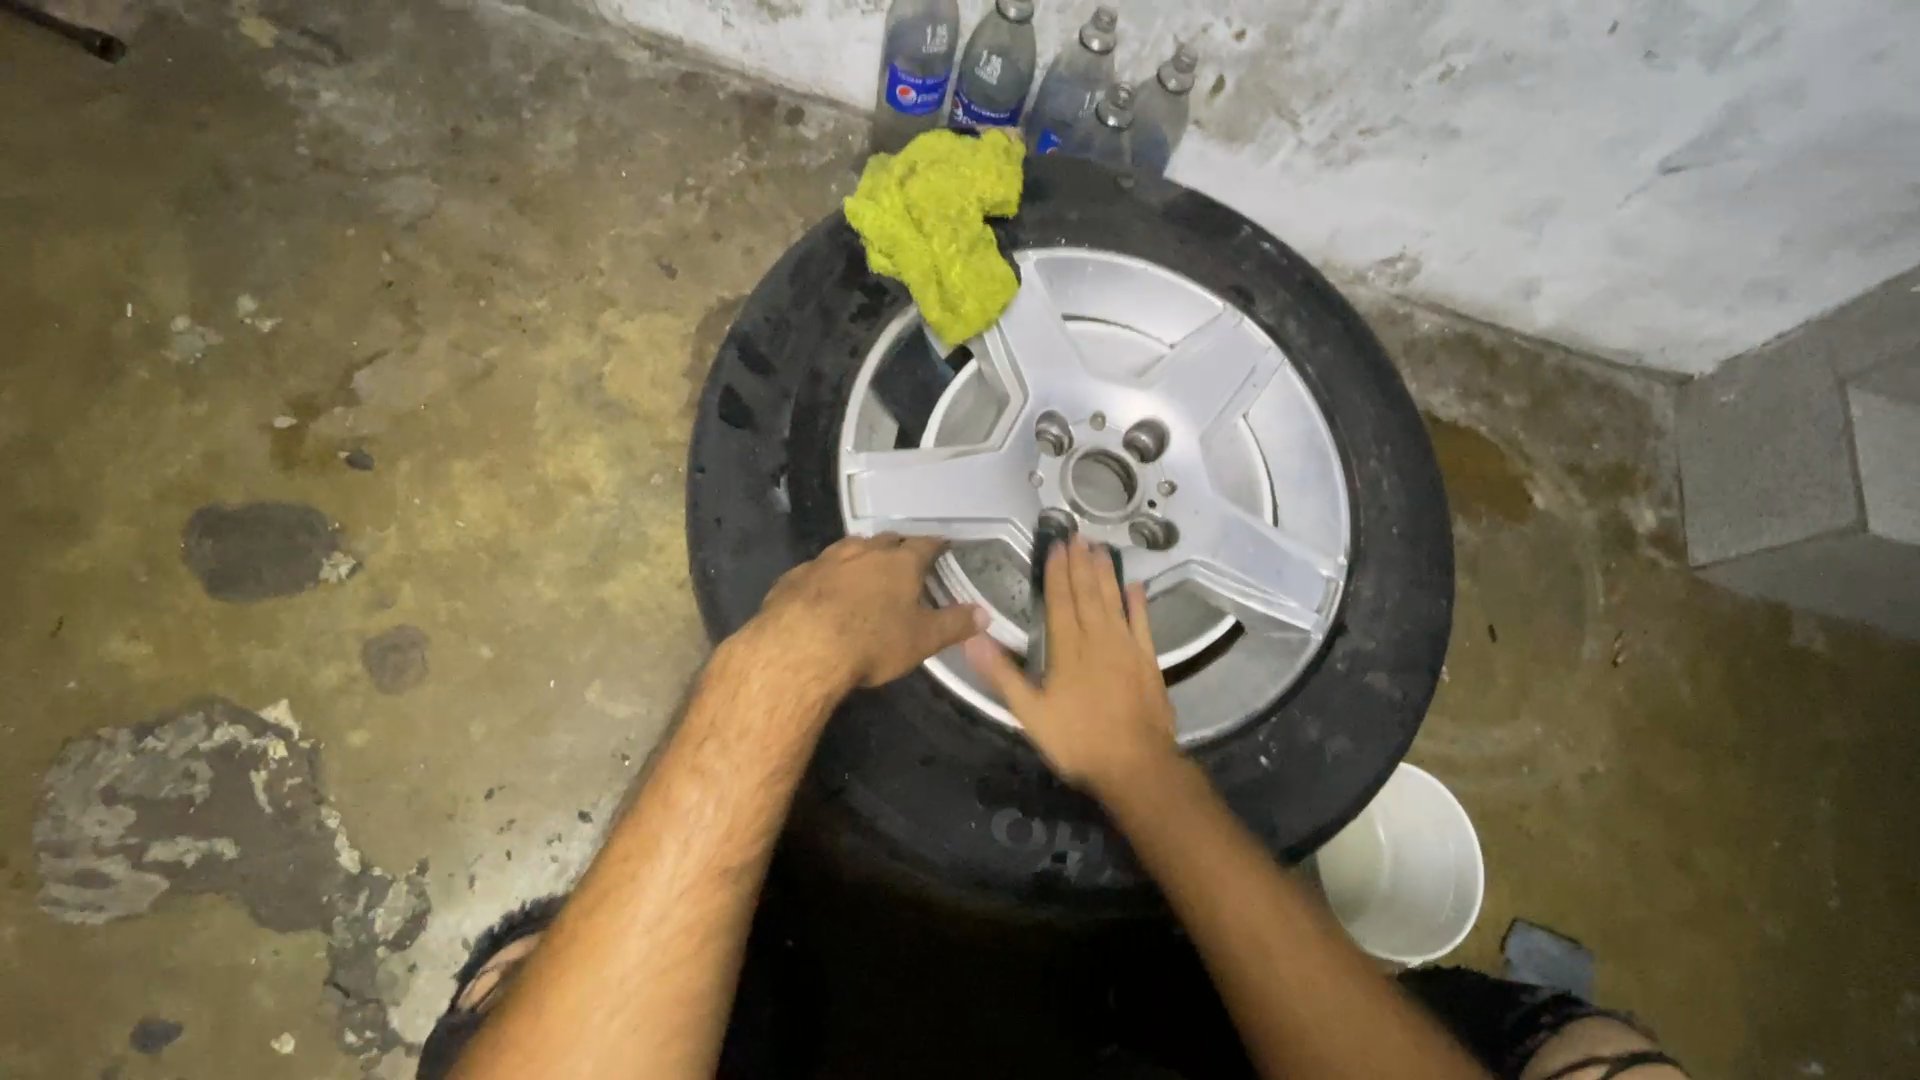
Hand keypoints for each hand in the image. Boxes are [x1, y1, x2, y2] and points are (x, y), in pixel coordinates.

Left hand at [748, 533, 986, 691]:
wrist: (800, 648)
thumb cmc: (872, 641)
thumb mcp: (922, 640)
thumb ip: (954, 625)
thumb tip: (985, 614)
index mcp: (899, 563)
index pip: (925, 544)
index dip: (935, 545)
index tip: (942, 545)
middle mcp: (863, 552)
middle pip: (885, 540)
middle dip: (897, 546)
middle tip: (904, 558)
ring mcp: (825, 561)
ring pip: (849, 548)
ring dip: (861, 555)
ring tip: (866, 567)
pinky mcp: (794, 577)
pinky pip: (817, 569)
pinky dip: (827, 575)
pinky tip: (824, 590)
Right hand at [965, 536, 1178, 791]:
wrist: (1136, 765)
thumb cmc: (1078, 741)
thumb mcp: (1030, 714)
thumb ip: (1002, 674)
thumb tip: (972, 638)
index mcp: (1067, 650)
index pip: (1060, 602)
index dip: (1056, 573)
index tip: (1056, 545)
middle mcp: (1098, 640)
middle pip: (1087, 594)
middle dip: (1080, 564)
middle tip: (1077, 535)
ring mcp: (1126, 648)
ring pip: (1114, 601)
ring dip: (1106, 574)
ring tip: (1100, 548)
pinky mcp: (1149, 661)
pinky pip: (1142, 624)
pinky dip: (1138, 604)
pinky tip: (1135, 586)